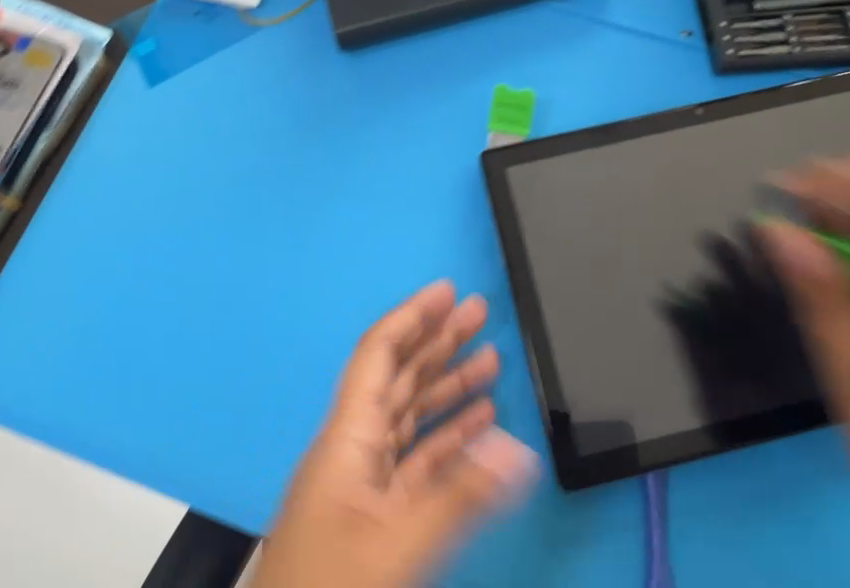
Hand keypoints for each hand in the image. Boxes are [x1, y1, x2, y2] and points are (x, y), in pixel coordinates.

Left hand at [252, 282, 538, 587]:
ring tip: (491, 360)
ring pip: (411, 417)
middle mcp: (354, 449)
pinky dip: (449, 438)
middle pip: (399, 379)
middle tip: (479, 312)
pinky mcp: (377, 514)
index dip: (411, 317)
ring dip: (449, 386)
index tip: (446, 291)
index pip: (378, 357)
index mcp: (347, 439)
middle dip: (439, 342)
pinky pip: (418, 459)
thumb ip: (460, 495)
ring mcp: (364, 482)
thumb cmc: (330, 586)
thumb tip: (518, 450)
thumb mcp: (397, 543)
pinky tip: (480, 425)